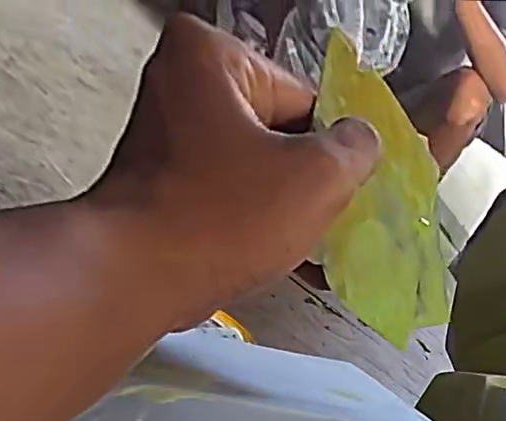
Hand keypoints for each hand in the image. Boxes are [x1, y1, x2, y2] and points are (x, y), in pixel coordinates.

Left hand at [86, 14, 381, 326]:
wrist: (143, 278)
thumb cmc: (223, 220)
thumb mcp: (316, 178)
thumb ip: (354, 151)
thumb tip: (362, 142)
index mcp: (212, 57)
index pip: (304, 99)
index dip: (334, 149)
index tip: (347, 191)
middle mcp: (182, 88)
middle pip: (278, 137)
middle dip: (310, 186)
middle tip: (330, 224)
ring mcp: (168, 143)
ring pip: (255, 176)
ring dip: (288, 214)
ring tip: (312, 251)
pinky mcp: (165, 192)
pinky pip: (228, 202)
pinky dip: (257, 229)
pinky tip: (285, 261)